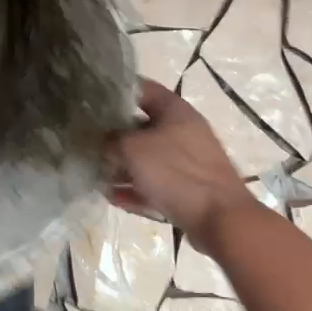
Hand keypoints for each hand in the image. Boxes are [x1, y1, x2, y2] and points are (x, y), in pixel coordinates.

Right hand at [109, 79, 259, 249]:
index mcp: (175, 111)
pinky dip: (137, 189)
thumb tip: (103, 143)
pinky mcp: (190, 190)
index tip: (92, 97)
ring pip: (148, 158)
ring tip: (98, 175)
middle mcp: (184, 132)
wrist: (222, 221)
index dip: (115, 90)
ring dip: (123, 167)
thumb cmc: (175, 172)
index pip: (141, 89)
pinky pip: (156, 184)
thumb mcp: (131, 148)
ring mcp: (189, 163)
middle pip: (141, 126)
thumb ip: (110, 139)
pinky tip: (114, 198)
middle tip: (89, 141)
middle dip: (114, 135)